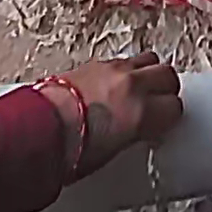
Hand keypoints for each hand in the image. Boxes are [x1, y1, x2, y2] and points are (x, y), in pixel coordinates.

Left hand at [39, 53, 181, 178]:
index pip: (174, 107)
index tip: (165, 123)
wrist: (37, 130)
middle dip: (166, 88)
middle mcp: (131, 84)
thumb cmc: (69, 151)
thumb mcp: (114, 152)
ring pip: (147, 59)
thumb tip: (138, 132)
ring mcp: (112, 69)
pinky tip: (116, 85)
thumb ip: (135, 133)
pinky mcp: (95, 62)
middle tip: (160, 103)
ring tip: (141, 89)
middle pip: (166, 74)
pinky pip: (123, 60)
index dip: (170, 117)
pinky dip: (126, 70)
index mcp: (140, 112)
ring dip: (149, 72)